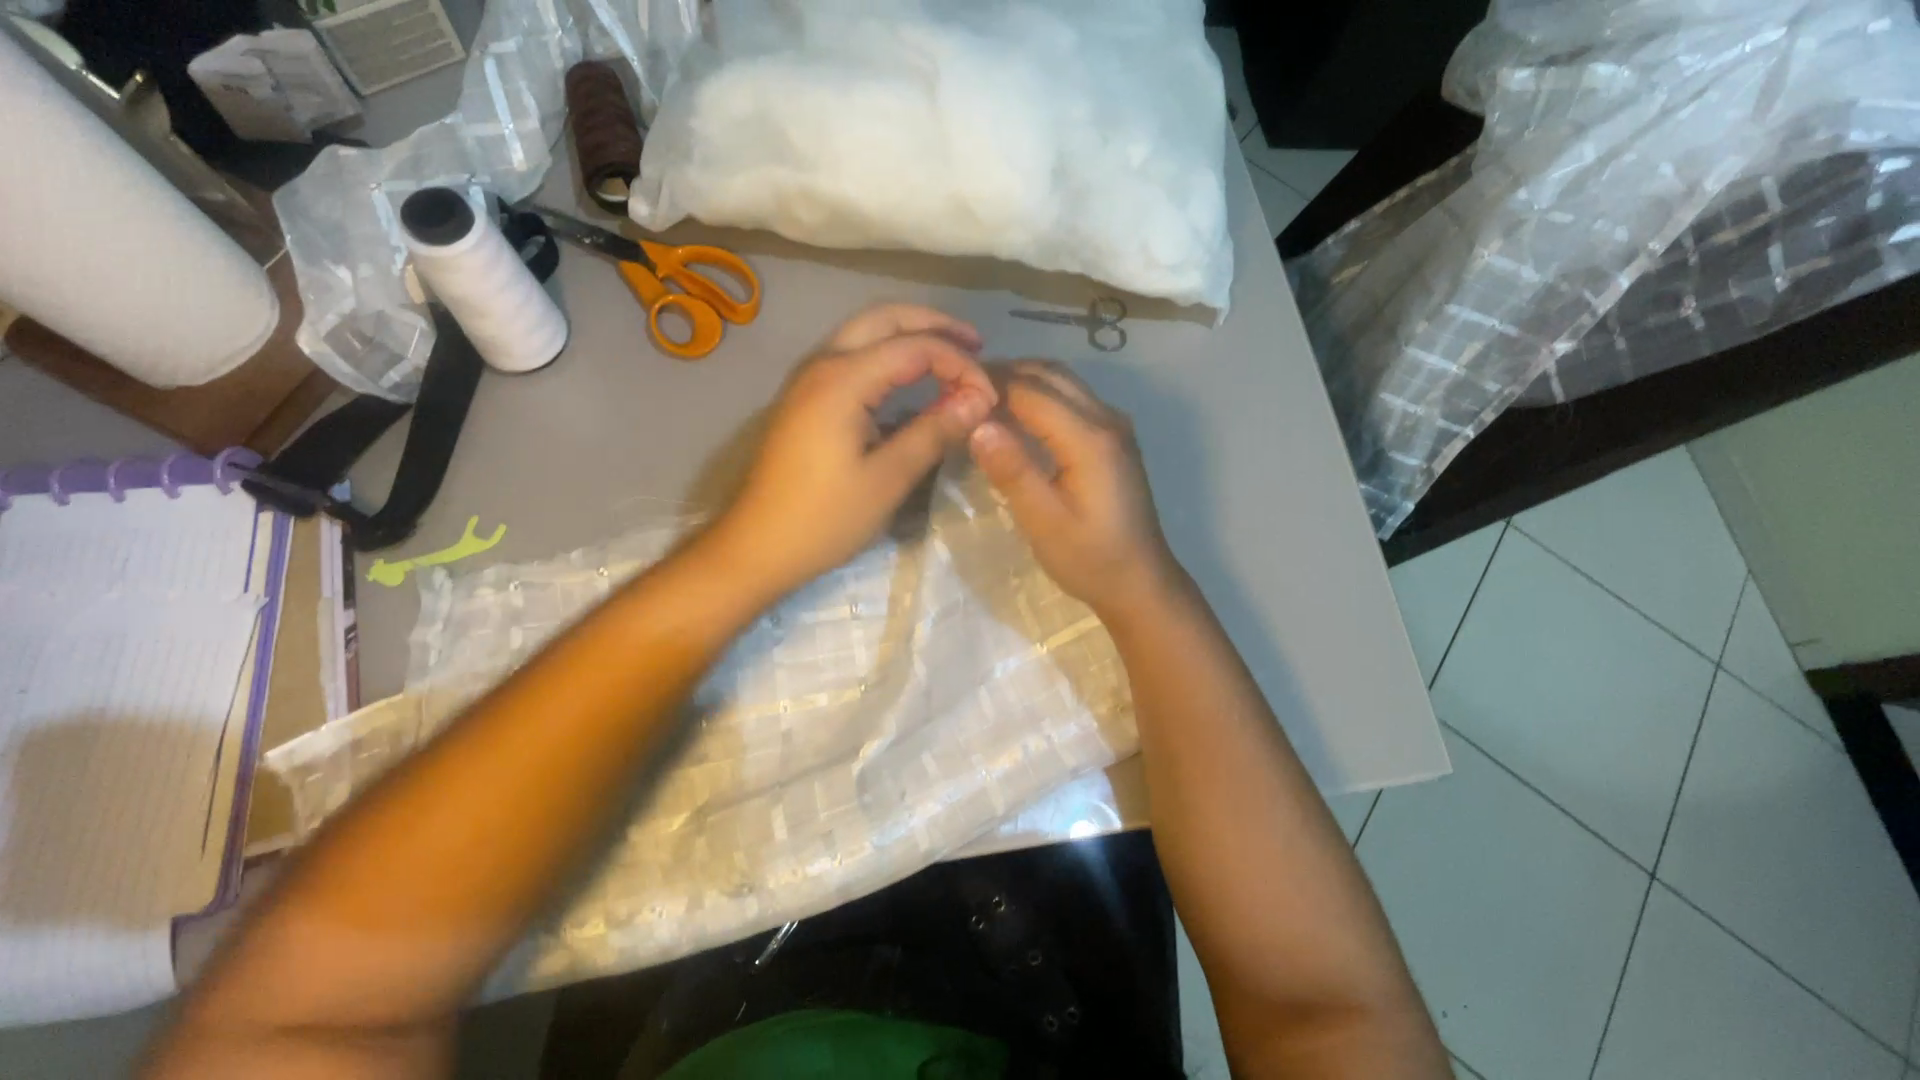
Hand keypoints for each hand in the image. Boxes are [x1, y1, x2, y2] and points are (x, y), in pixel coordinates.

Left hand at [702, 304, 996, 597]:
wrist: (757, 546)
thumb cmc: (824, 518)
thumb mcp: (888, 478)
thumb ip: (934, 431)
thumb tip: (978, 400)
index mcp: (843, 379)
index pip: (916, 347)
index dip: (960, 365)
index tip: (989, 399)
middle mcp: (823, 364)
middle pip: (885, 318)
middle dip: (934, 326)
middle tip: (976, 345)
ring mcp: (809, 379)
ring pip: (865, 333)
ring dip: (909, 336)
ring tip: (951, 356)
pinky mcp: (805, 399)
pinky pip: (852, 356)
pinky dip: (888, 356)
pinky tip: (911, 381)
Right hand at [967, 362, 1184, 619]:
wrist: (1140, 581)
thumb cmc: (1089, 559)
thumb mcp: (1044, 522)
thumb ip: (1013, 471)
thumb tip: (977, 424)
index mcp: (1090, 438)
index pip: (1030, 391)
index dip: (989, 386)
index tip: (949, 393)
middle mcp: (1106, 419)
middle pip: (1048, 375)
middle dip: (1003, 374)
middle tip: (959, 390)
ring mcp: (1113, 425)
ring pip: (1062, 381)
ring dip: (1021, 381)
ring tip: (980, 399)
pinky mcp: (1112, 437)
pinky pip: (1071, 397)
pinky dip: (1038, 395)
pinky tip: (1013, 416)